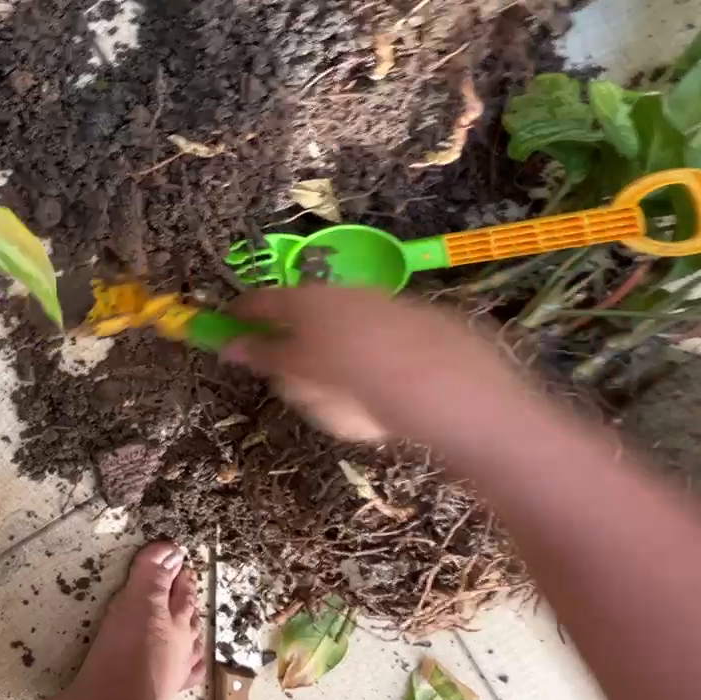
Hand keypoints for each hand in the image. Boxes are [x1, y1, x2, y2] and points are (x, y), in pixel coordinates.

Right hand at [219, 285, 528, 444]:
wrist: (472, 407)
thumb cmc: (369, 390)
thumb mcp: (304, 378)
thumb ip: (264, 357)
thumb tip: (229, 346)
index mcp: (312, 299)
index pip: (261, 300)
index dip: (240, 317)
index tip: (227, 337)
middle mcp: (350, 293)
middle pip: (305, 314)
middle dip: (295, 346)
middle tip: (297, 386)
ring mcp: (395, 306)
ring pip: (347, 330)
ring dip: (336, 359)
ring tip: (348, 403)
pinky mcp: (435, 327)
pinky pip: (387, 343)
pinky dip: (376, 363)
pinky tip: (391, 397)